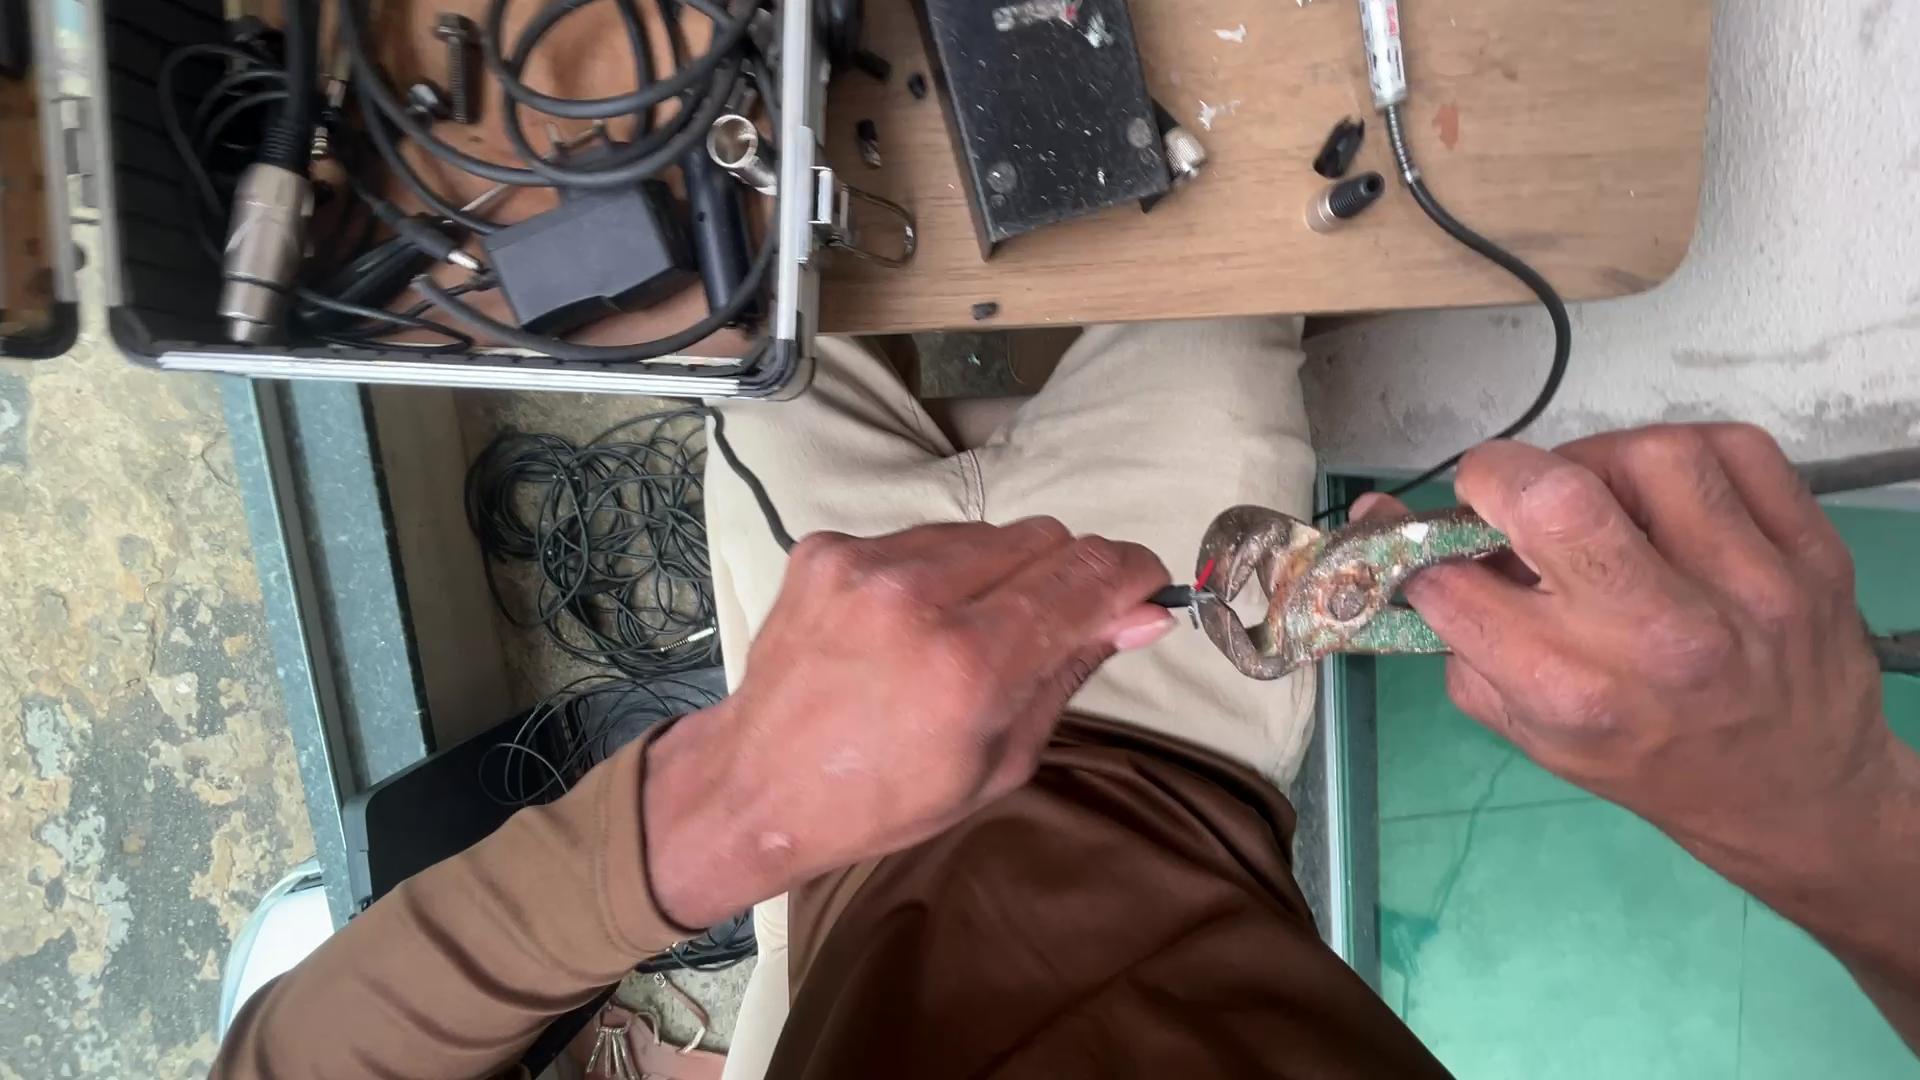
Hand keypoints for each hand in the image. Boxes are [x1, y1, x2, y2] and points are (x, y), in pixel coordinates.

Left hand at [643, 519, 1174, 926]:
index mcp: (968, 664)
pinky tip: (910, 618)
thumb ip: (1071, 670)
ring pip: (985, 531)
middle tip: (1050, 622)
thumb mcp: (1001, 760)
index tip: (1145, 584)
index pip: (1086, 574)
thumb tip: (1144, 613)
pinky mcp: (826, 547)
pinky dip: (939, 570)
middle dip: (1067, 573)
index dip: (1132, 571)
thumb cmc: (888, 798)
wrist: (758, 784)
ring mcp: (863, 561)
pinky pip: (922, 537)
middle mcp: (916, 593)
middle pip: (1043, 535)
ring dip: (1001, 570)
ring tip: (967, 625)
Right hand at [1362, 425, 1902, 879]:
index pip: (1449, 582)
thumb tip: (1395, 531)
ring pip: (1645, 455)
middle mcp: (1654, 634)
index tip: (1423, 550)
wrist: (1790, 794)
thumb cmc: (1625, 754)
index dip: (1417, 553)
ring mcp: (1748, 587)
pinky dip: (1668, 454)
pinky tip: (1646, 491)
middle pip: (1551, 499)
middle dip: (1491, 476)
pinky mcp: (1813, 553)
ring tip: (1578, 495)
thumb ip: (1448, 629)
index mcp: (1565, 686)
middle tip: (1488, 492)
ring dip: (1584, 460)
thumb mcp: (1509, 719)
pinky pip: (1732, 448)